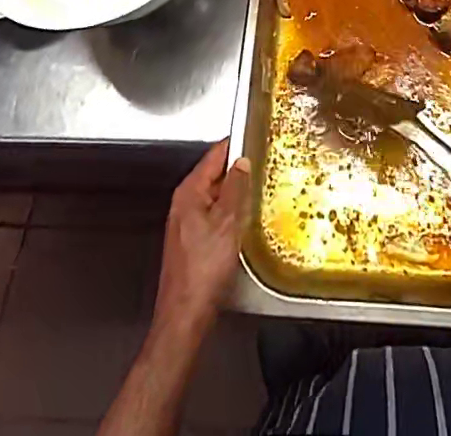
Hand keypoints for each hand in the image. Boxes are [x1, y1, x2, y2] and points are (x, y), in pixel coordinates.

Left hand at [152, 141, 251, 336]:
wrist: (185, 315)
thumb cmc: (203, 270)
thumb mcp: (226, 222)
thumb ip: (234, 188)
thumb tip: (242, 162)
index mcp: (188, 193)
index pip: (214, 155)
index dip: (235, 144)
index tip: (255, 135)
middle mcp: (184, 203)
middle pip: (215, 174)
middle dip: (239, 167)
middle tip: (266, 161)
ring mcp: (187, 222)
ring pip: (217, 195)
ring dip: (237, 190)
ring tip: (262, 186)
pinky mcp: (193, 239)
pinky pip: (216, 213)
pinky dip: (232, 209)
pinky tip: (247, 216)